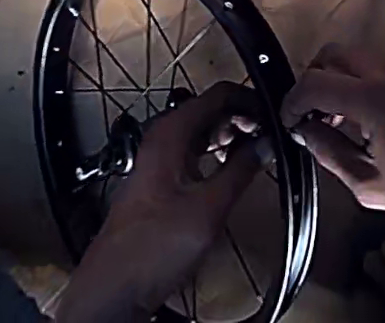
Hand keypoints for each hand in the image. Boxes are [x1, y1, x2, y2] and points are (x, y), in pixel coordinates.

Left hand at [57, 82, 265, 322]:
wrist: (111, 291)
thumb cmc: (155, 247)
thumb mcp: (209, 208)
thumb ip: (242, 170)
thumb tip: (267, 144)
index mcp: (172, 131)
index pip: (219, 94)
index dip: (249, 100)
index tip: (273, 114)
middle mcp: (163, 136)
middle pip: (210, 109)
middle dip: (242, 118)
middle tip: (268, 136)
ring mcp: (159, 156)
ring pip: (203, 130)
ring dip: (230, 136)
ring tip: (255, 151)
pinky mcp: (159, 176)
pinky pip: (194, 149)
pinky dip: (216, 152)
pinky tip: (232, 168)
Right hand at [280, 44, 384, 226]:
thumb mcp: (368, 184)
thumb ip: (329, 152)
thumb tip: (302, 132)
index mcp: (374, 100)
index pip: (317, 82)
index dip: (293, 100)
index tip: (286, 120)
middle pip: (333, 54)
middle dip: (312, 79)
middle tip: (307, 112)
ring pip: (353, 57)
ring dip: (335, 79)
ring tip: (332, 118)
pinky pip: (373, 66)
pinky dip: (355, 81)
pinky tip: (358, 116)